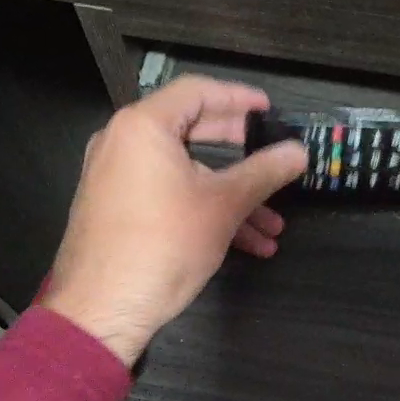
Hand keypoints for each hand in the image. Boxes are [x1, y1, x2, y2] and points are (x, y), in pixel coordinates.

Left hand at [40, 76, 307, 365]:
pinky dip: (202, 211)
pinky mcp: (116, 209)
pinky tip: (245, 244)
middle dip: (241, 153)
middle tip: (274, 156)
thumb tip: (298, 152)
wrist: (101, 309)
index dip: (239, 98)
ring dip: (230, 197)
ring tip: (272, 227)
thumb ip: (264, 173)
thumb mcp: (224, 206)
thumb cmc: (164, 245)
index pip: (197, 92)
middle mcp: (122, 143)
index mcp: (143, 127)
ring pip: (184, 174)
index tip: (269, 110)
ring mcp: (115, 178)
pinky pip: (166, 196)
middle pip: (191, 132)